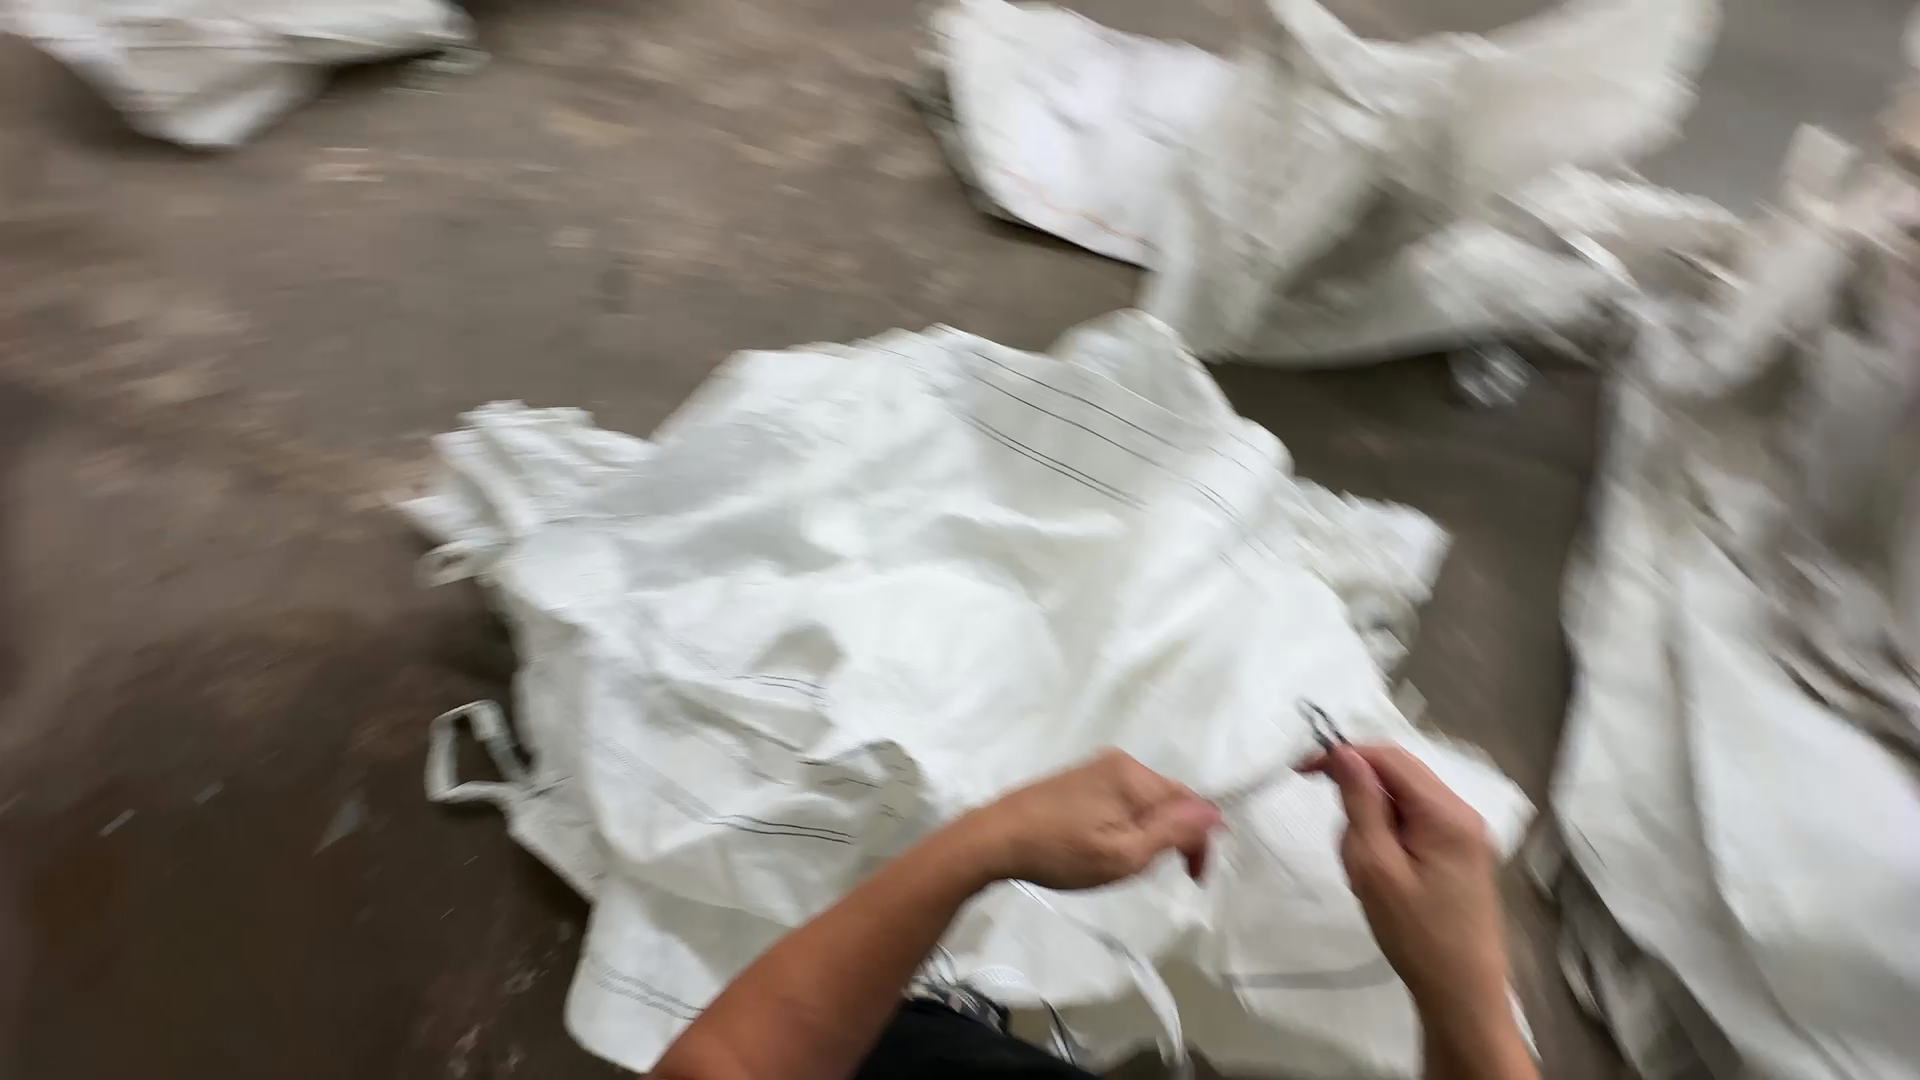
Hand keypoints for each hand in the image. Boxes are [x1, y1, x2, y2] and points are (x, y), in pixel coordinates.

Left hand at [958, 750, 1222, 890]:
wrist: (995, 838)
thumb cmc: (1061, 852)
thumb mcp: (1125, 853)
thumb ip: (1173, 831)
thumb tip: (1217, 813)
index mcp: (1133, 775)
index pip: (1190, 802)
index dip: (1199, 841)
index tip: (1192, 880)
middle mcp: (1118, 761)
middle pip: (1167, 798)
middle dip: (1173, 836)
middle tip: (1152, 873)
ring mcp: (1095, 767)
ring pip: (1144, 800)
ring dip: (1149, 831)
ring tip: (1125, 863)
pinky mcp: (1078, 778)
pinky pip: (1121, 798)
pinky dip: (1127, 823)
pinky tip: (1105, 844)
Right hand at [1302, 744, 1508, 1031]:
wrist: (1461, 996)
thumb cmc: (1414, 932)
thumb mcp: (1374, 865)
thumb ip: (1360, 803)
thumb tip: (1344, 752)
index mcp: (1446, 814)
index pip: (1388, 757)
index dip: (1342, 754)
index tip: (1302, 771)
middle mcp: (1461, 813)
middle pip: (1397, 772)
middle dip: (1356, 786)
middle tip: (1333, 825)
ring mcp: (1463, 834)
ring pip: (1400, 796)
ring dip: (1368, 814)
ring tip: (1359, 863)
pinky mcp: (1457, 852)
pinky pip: (1410, 819)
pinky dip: (1383, 831)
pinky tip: (1377, 868)